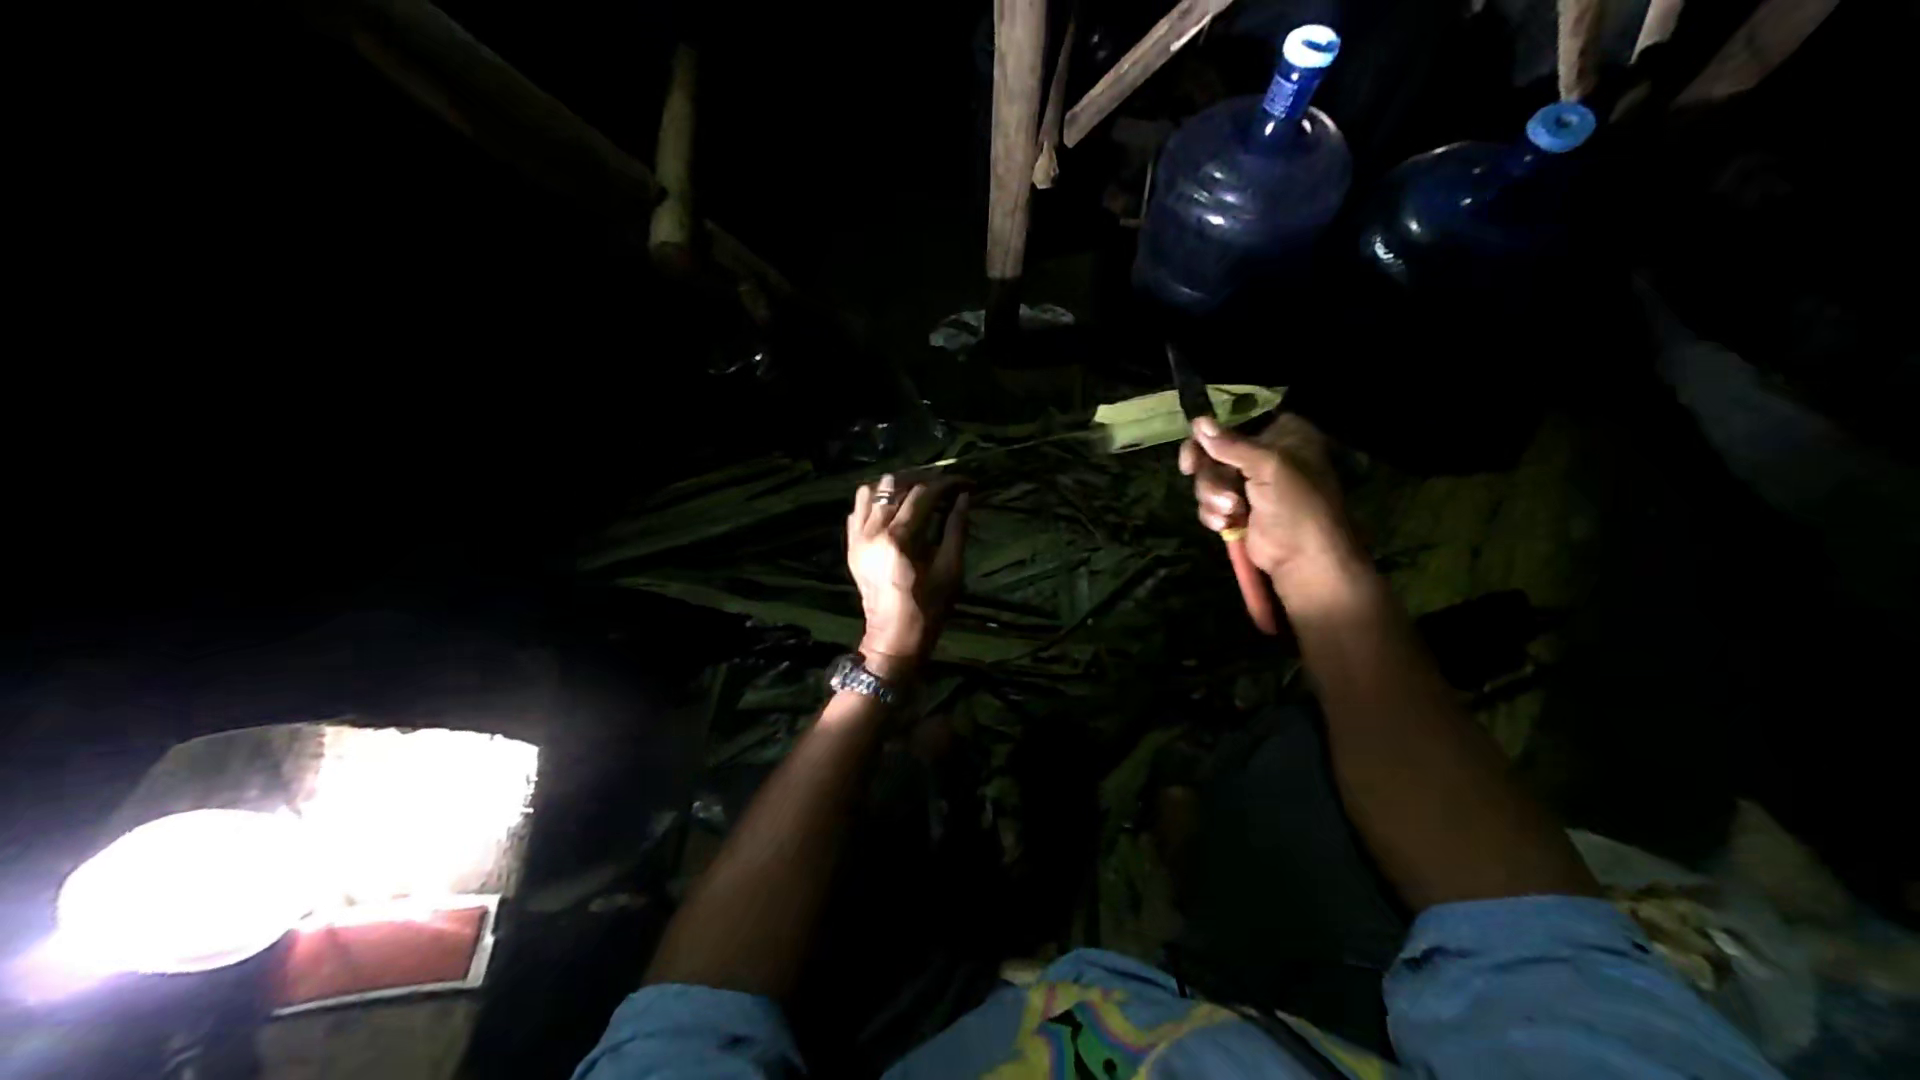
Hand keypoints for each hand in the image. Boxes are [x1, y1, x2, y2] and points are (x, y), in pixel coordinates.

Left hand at [847, 474, 970, 666]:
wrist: (893, 638)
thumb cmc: (928, 609)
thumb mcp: (950, 570)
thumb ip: (956, 528)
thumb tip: (963, 497)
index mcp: (899, 539)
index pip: (923, 494)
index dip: (947, 484)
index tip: (965, 482)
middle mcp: (872, 532)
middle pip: (895, 486)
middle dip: (923, 479)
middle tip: (945, 485)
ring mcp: (857, 538)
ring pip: (871, 491)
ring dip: (896, 486)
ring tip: (918, 492)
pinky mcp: (851, 546)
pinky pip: (858, 509)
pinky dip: (875, 501)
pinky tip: (894, 508)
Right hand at [1178, 414, 1354, 577]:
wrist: (1303, 557)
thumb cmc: (1296, 505)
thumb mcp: (1269, 466)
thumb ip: (1231, 444)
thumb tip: (1197, 421)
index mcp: (1280, 435)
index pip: (1231, 427)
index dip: (1207, 441)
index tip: (1193, 460)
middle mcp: (1262, 455)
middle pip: (1211, 454)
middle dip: (1212, 479)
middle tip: (1221, 495)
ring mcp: (1248, 484)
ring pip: (1207, 480)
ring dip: (1213, 498)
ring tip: (1231, 514)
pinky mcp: (1237, 509)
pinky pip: (1209, 502)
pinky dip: (1213, 514)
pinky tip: (1226, 525)